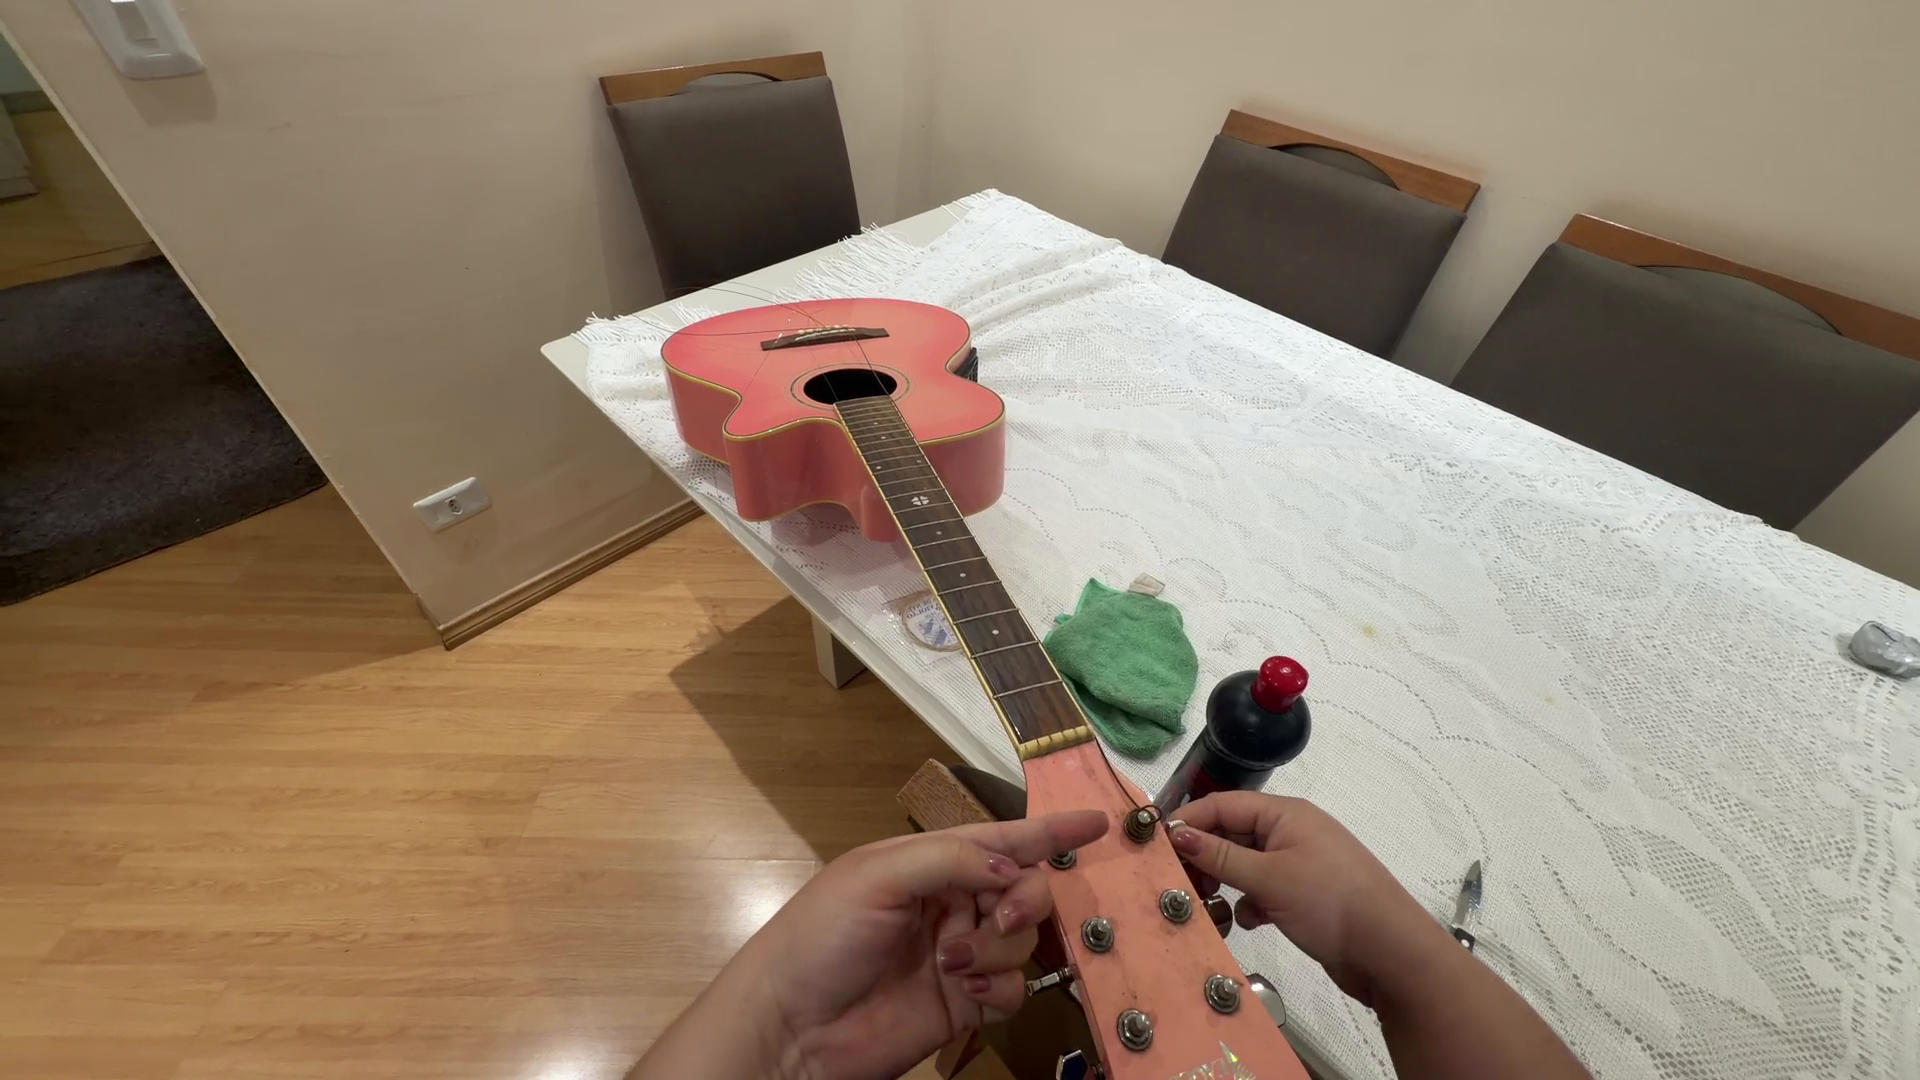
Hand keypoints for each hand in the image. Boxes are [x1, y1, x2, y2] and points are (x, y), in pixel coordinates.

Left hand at [646, 809, 1108, 1079]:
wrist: (792, 1028)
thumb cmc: (824, 933)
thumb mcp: (879, 876)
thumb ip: (951, 860)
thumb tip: (1012, 866)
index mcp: (930, 859)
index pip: (1001, 836)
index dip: (1050, 829)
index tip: (1098, 822)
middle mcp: (952, 899)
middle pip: (1022, 884)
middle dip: (1023, 893)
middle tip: (1001, 910)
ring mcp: (962, 951)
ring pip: (1021, 934)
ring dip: (999, 942)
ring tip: (955, 960)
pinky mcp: (967, 1001)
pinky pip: (1014, 984)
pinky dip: (1002, 983)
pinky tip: (969, 988)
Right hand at [1169, 792, 1447, 1005]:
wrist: (1395, 956)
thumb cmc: (1329, 902)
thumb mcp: (1268, 877)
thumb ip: (1219, 855)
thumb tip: (1174, 833)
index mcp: (1284, 813)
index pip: (1222, 804)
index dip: (1189, 820)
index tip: (1158, 843)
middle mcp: (1290, 830)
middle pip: (1232, 832)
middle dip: (1205, 854)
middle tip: (1180, 878)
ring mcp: (1299, 862)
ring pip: (1246, 862)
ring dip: (1225, 880)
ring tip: (1207, 902)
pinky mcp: (1305, 893)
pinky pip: (1263, 886)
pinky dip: (1250, 900)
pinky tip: (1246, 920)